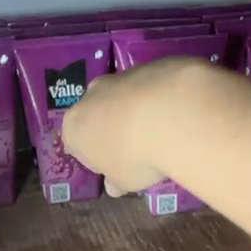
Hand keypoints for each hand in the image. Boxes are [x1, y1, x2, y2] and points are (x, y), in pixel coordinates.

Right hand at [62, 57, 218, 195]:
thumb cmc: (137, 157)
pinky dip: (158, 98)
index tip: (113, 167)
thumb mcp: (125, 181)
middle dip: (112, 129)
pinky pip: (149, 86)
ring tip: (160, 132)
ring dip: (135, 111)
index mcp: (74, 126)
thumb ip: (116, 182)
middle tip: (135, 149)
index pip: (76, 145)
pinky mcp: (149, 64)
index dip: (95, 158)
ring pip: (123, 97)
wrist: (173, 112)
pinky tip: (175, 113)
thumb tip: (113, 187)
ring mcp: (120, 76)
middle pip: (97, 115)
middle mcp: (90, 96)